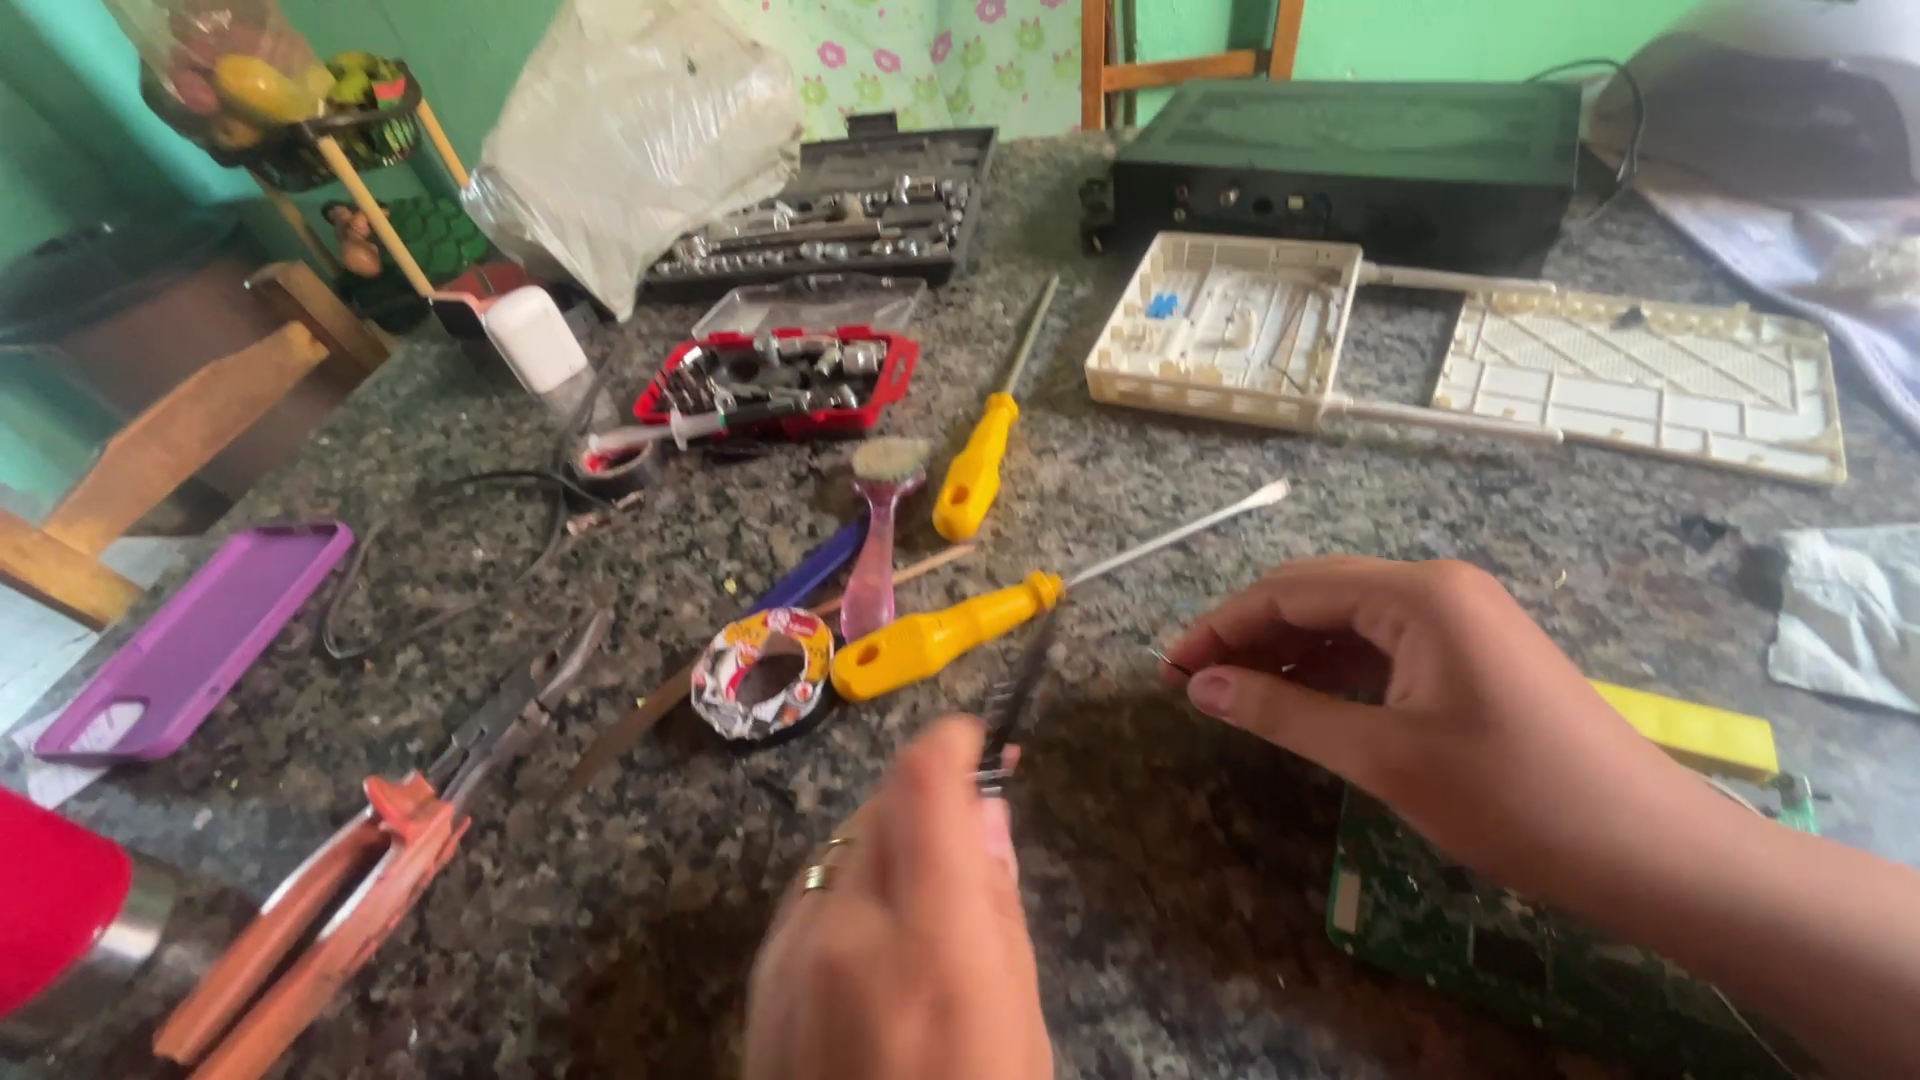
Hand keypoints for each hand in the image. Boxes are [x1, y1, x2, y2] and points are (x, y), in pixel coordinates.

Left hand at [742, 718, 1050, 1079]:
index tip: (974, 738)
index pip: (922, 787)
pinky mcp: (761, 977)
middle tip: (963, 826)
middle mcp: (844, 933)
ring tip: (923, 895)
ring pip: (842, 842)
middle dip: (924, 797)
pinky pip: (812, 890)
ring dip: (885, 840)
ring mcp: (789, 955)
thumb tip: (985, 807)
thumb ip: (994, 896)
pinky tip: (874, 934)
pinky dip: (849, 882)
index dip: (948, 741)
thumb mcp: (1020, 1015)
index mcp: (929, 944)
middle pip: (878, 804)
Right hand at [1162, 557, 1726, 902]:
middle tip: (1191, 679)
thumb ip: (1281, 713)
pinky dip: (1326, 669)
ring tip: (1228, 691)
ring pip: (1342, 620)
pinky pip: (1375, 646)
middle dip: (1246, 634)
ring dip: (1283, 651)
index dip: (1221, 626)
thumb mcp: (1381, 756)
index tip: (1171, 666)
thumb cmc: (1515, 799)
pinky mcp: (1466, 653)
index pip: (1289, 591)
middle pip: (1312, 595)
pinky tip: (1293, 697)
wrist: (1658, 856)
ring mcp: (1455, 618)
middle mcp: (1434, 588)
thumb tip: (1197, 687)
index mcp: (1417, 594)